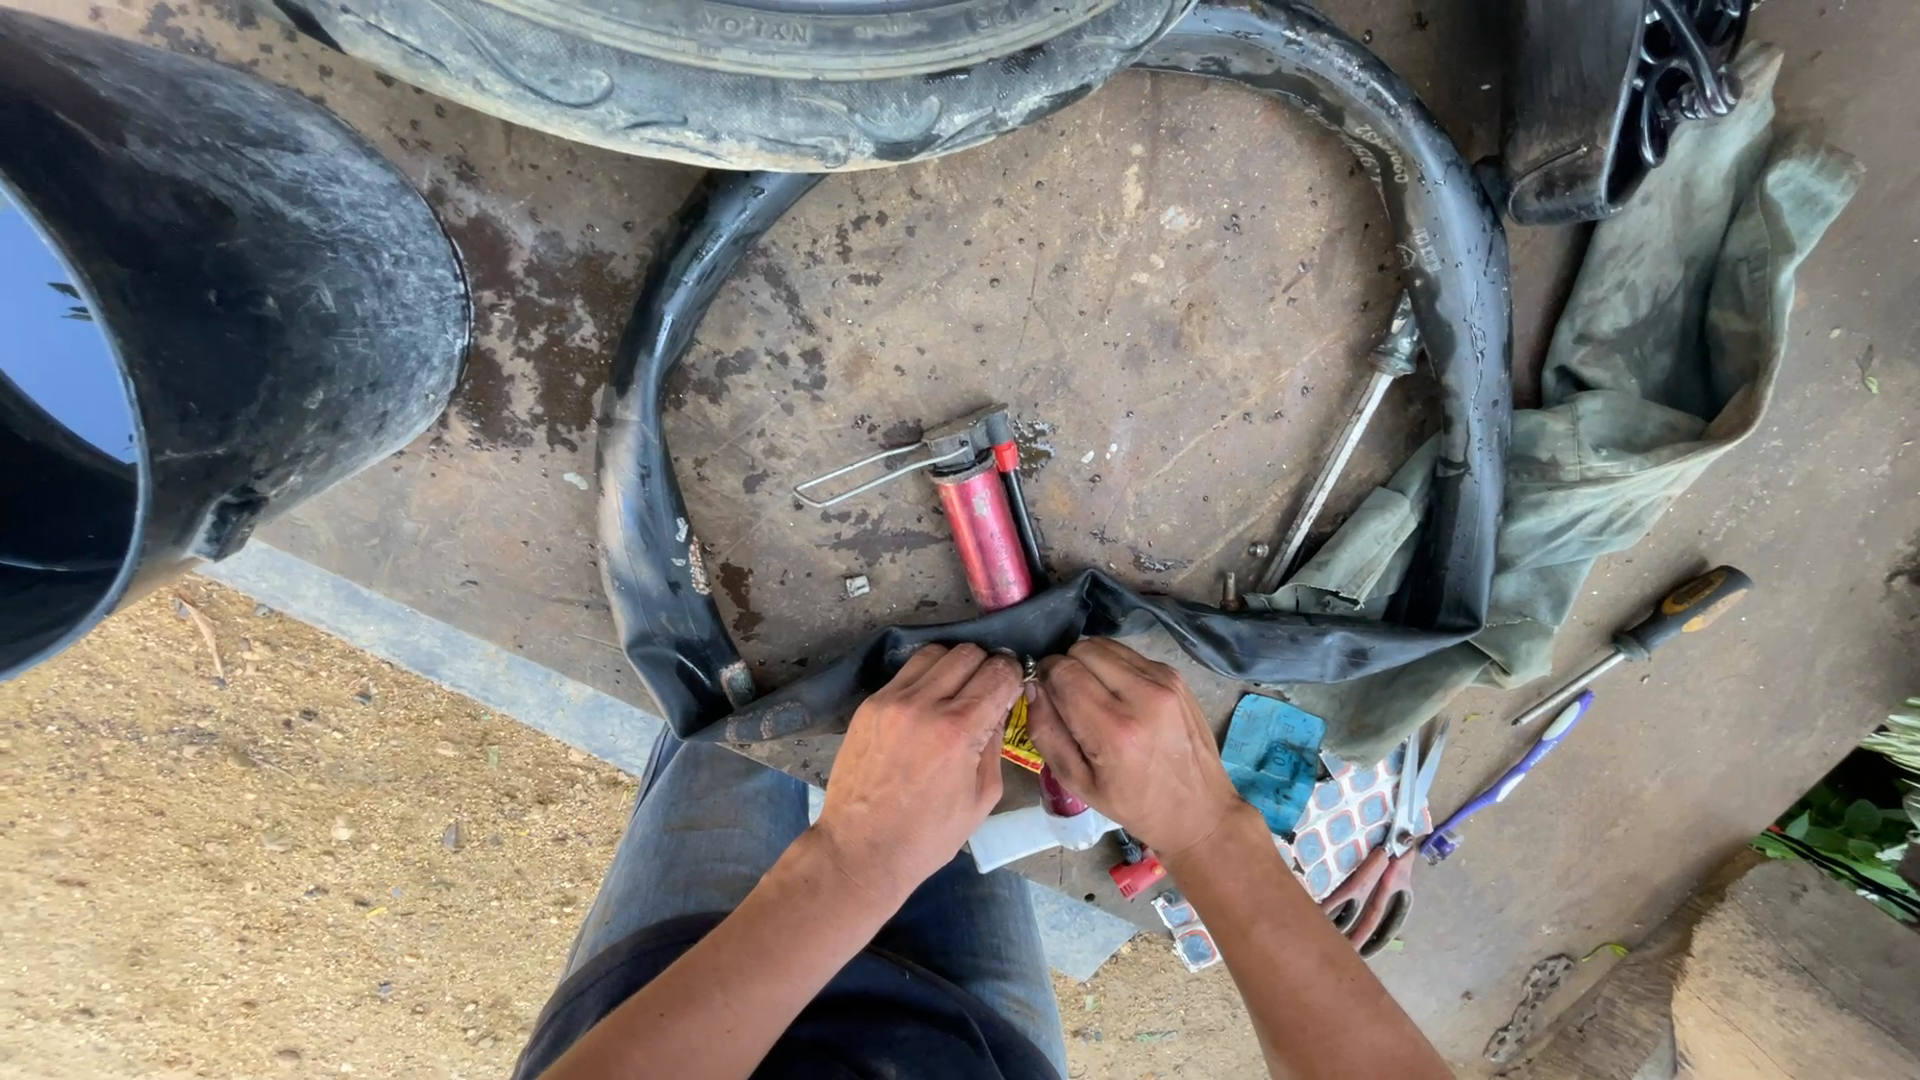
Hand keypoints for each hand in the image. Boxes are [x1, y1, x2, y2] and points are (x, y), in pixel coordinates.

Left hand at [813, 643, 1021, 903]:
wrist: (860, 850)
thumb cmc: (928, 836)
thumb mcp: (982, 797)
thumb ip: (995, 743)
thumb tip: (1000, 705)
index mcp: (958, 731)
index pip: (998, 672)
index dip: (1012, 674)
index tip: (1012, 686)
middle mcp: (924, 705)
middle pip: (968, 653)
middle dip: (986, 666)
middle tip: (987, 688)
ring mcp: (892, 700)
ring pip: (935, 652)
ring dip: (954, 664)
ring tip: (957, 690)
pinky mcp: (869, 704)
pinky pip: (907, 671)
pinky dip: (926, 677)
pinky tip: (929, 700)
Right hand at [1024, 638, 1248, 858]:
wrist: (1199, 811)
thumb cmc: (1133, 804)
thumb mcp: (1077, 782)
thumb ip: (1046, 732)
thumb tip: (1033, 687)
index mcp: (1114, 731)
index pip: (1062, 672)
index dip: (1046, 676)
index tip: (1046, 692)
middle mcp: (1142, 697)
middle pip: (1082, 650)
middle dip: (1066, 666)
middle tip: (1069, 694)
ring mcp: (1164, 682)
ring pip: (1104, 645)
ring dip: (1089, 662)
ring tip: (1093, 693)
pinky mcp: (1175, 676)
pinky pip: (1128, 653)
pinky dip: (1113, 666)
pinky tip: (1118, 694)